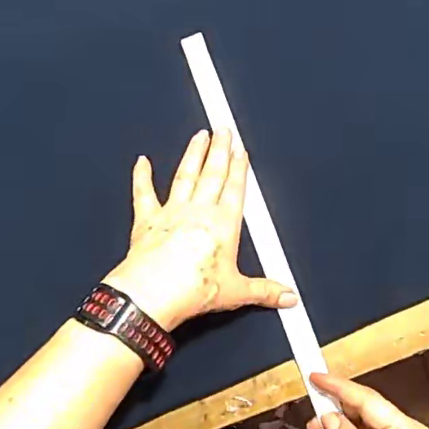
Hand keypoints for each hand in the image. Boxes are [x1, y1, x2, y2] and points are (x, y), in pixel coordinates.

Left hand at [103, 130, 296, 330]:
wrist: (154, 293)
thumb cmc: (191, 290)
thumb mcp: (235, 292)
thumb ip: (263, 292)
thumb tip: (285, 297)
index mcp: (222, 225)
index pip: (235, 189)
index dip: (239, 169)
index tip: (240, 152)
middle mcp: (197, 212)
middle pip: (212, 174)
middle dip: (219, 150)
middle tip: (223, 131)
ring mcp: (171, 213)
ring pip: (184, 176)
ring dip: (192, 155)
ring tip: (198, 137)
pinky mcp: (146, 221)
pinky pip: (143, 193)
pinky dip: (142, 177)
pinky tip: (142, 162)